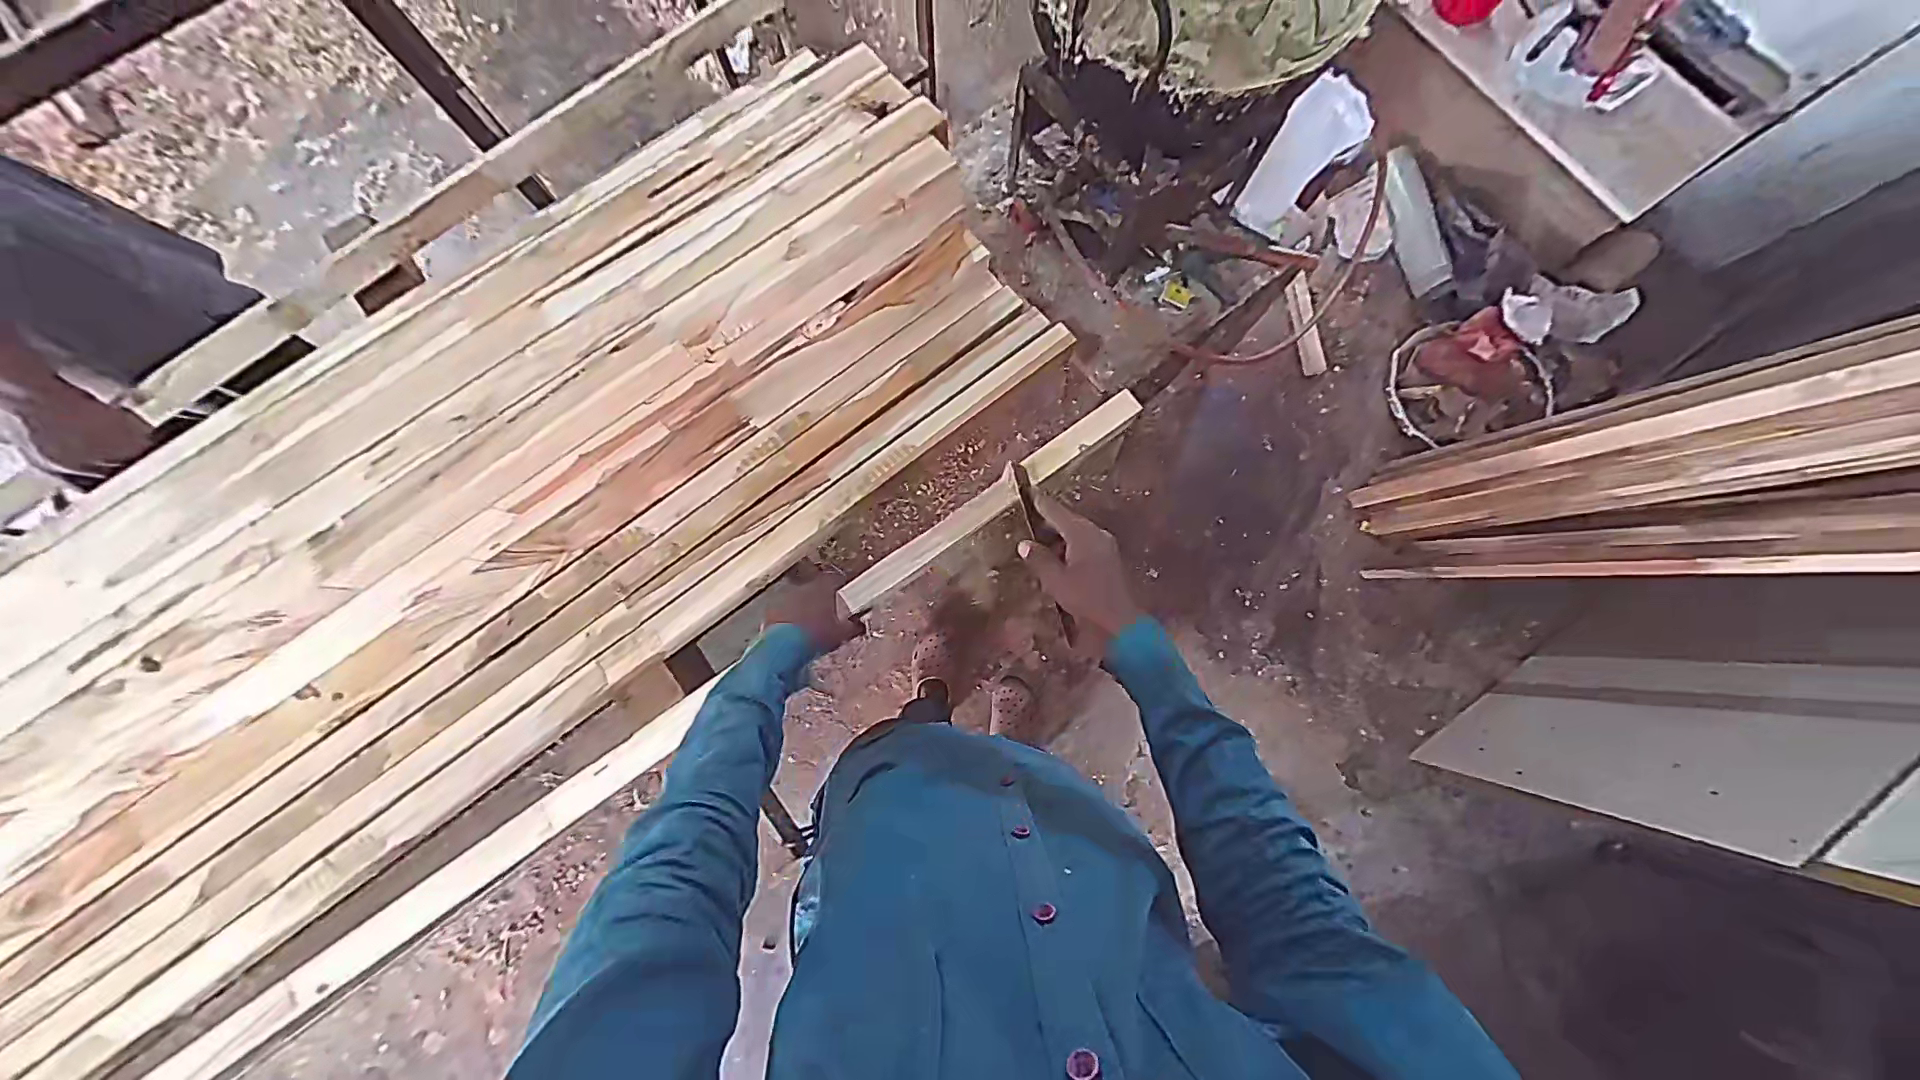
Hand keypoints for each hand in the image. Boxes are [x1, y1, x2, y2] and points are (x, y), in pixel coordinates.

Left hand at [763, 567, 861, 653]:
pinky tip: (794, 632)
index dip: (839, 586)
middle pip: (813, 588)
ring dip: (802, 608)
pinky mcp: (770, 613)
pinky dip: (789, 619)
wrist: (784, 648)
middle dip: (819, 599)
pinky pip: (783, 612)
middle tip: (827, 612)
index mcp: (822, 587)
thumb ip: (852, 626)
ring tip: (810, 625)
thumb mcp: (841, 634)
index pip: (834, 579)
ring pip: (796, 599)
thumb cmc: (815, 636)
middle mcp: (801, 587)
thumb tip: (858, 626)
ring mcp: (783, 598)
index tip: (842, 593)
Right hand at [1017, 494, 1144, 652]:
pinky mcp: (1108, 559)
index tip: (1027, 492)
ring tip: (1037, 543)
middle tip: (1027, 520)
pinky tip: (1057, 559)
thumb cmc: (1086, 599)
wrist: (1121, 621)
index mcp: (1081, 533)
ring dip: (1057, 537)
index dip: (1039, 502)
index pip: (1055, 511)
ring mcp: (1105, 546)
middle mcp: (1095, 534)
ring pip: (1076, 534)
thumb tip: (1024, 543)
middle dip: (1047, 521)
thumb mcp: (1055, 580)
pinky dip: (1068, 547)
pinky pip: (1084, 545)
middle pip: (1067, 521)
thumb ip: (1039, 559)